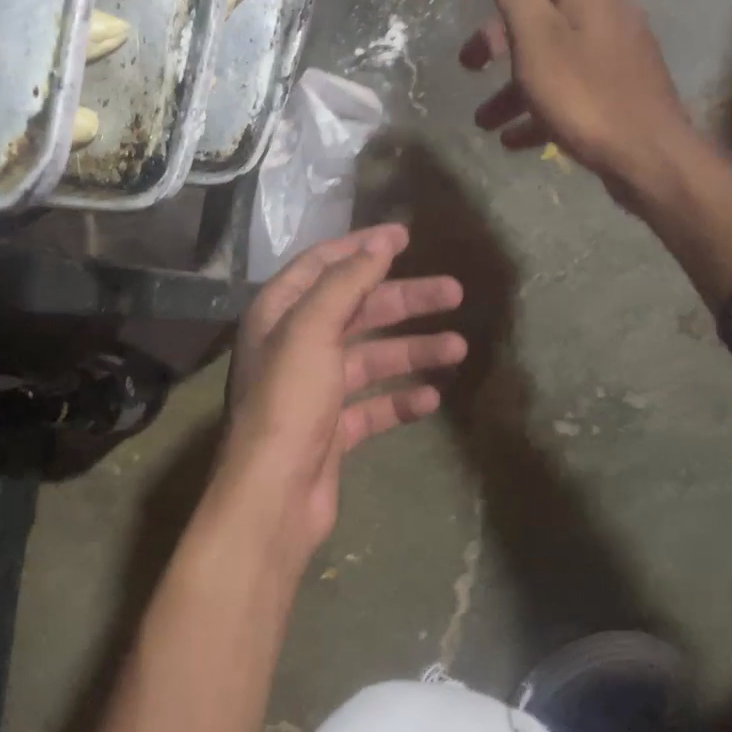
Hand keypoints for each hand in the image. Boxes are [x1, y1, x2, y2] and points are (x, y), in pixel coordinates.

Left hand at [211, 224, 465, 569]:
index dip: (362, 248)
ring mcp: (313, 390)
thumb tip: (378, 246)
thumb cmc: (288, 401)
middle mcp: (293, 346)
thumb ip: (345, 283)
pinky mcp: (332, 430)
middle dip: (403, 300)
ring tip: (458, 347)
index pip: (321, 265)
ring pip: (370, 358)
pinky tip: (432, 399)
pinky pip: (372, 406)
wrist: (274, 494)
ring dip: (412, 350)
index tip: (406, 237)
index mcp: (279, 314)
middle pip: (355, 310)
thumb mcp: (312, 330)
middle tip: (454, 292)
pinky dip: (400, 399)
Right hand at [460, 0, 702, 205]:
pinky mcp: (616, 94)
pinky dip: (537, 108)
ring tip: (483, 121)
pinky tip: (514, 139)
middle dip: (500, 37)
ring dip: (512, 85)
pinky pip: (568, 91)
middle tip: (469, 65)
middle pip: (544, 11)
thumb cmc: (586, 96)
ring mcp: (614, 58)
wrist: (649, 159)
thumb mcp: (537, 38)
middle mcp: (606, 17)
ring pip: (552, 58)